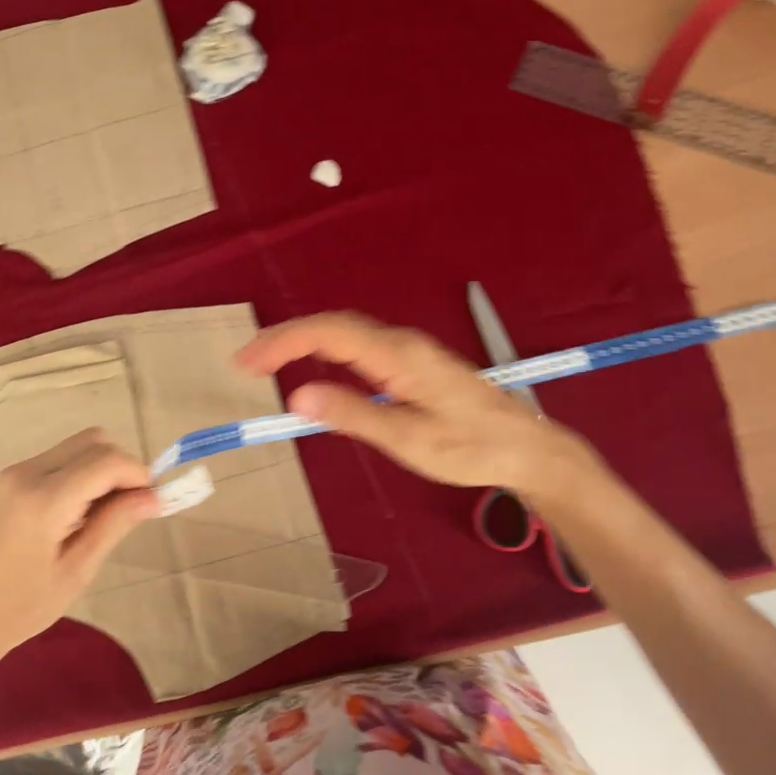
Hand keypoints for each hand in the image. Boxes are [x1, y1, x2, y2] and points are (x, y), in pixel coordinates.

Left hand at [0, 429, 160, 674]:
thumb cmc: (23, 606)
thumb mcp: (77, 570)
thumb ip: (115, 524)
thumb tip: (155, 496)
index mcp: (44, 499)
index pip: (106, 461)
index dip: (138, 474)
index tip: (152, 502)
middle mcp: (26, 473)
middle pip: (93, 441)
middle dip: (121, 467)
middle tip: (130, 507)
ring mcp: (14, 472)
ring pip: (76, 446)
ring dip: (101, 469)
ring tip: (104, 515)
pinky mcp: (9, 479)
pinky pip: (58, 459)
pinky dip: (80, 473)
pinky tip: (79, 513)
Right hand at [235, 312, 604, 498]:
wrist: (528, 448)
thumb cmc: (471, 448)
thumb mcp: (410, 439)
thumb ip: (354, 415)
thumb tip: (298, 395)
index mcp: (398, 356)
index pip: (329, 334)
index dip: (283, 341)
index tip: (247, 359)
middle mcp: (400, 343)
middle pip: (333, 326)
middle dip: (285, 338)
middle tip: (247, 362)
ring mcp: (408, 350)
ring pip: (345, 333)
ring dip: (303, 342)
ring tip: (268, 361)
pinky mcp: (412, 362)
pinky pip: (358, 345)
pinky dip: (325, 349)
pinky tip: (313, 365)